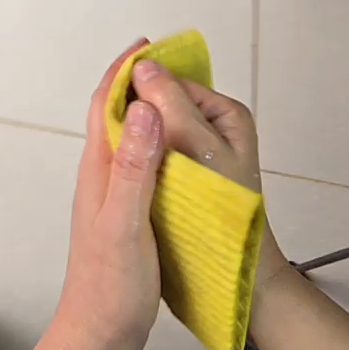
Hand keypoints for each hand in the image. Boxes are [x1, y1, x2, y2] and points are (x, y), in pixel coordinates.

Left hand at [46, 39, 167, 349]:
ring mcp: (109, 192)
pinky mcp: (123, 210)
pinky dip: (153, 141)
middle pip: (113, 113)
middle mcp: (100, 172)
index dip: (122, 71)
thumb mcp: (125, 223)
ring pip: (125, 136)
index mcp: (98, 167)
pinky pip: (137, 160)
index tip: (146, 45)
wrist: (98, 335)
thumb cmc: (111, 285)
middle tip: (167, 62)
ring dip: (144, 109)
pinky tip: (174, 151)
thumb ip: (135, 168)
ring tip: (175, 95)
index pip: (105, 104)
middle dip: (134, 82)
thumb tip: (143, 108)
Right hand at [127, 58, 292, 296]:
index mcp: (224, 114)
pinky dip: (139, 159)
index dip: (139, 91)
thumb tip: (142, 64)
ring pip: (155, 131)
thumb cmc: (222, 218)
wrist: (238, 286)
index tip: (111, 110)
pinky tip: (124, 172)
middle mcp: (212, 127)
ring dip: (135, 138)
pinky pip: (156, 155)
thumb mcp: (198, 152)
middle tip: (110, 139)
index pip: (170, 84)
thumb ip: (172, 106)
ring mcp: (197, 153)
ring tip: (114, 157)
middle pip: (161, 105)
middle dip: (136, 116)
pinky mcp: (185, 177)